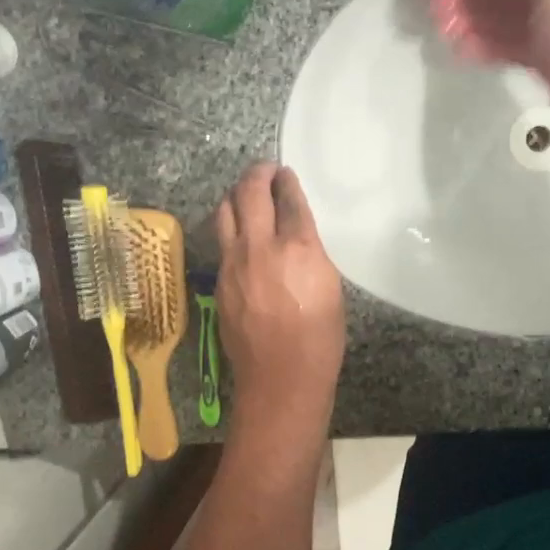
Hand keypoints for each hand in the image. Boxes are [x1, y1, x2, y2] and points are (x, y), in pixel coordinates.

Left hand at [215, 163, 344, 439]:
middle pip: (250, 192)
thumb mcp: (329, 288)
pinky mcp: (219, 280)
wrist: (281, 378)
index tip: (285, 173)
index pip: (288, 199)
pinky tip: (241, 235)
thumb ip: (310, 254)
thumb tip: (297, 238)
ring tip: (247, 195)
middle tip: (265, 171)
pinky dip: (231, 227)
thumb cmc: (320, 339)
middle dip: (257, 174)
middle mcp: (261, 246)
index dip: (287, 181)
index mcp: (298, 248)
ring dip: (236, 195)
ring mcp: (233, 263)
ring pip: (225, 211)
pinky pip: (222, 241)